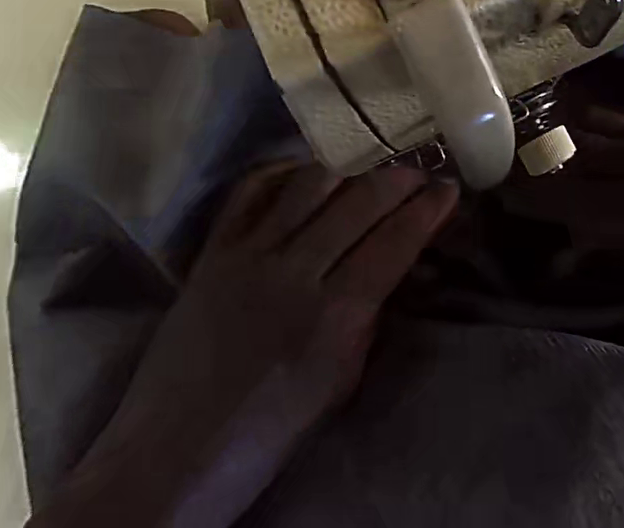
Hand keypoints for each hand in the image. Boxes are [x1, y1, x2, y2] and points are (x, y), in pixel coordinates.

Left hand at [32, 163, 458, 527]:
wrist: (173, 455)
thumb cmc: (273, 427)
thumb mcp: (344, 375)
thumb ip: (371, 309)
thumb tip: (398, 257)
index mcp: (334, 315)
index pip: (397, 240)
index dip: (430, 208)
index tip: (449, 189)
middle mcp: (294, 273)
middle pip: (361, 200)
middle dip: (401, 177)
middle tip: (419, 173)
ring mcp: (248, 256)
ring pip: (312, 183)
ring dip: (352, 168)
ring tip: (370, 169)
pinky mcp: (212, 253)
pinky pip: (252, 191)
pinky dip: (287, 172)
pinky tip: (309, 174)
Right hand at [498, 102, 623, 300]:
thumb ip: (609, 257)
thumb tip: (559, 254)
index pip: (558, 194)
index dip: (517, 193)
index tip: (490, 192)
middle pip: (565, 152)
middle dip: (526, 160)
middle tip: (500, 164)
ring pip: (587, 123)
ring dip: (555, 134)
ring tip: (529, 143)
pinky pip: (617, 114)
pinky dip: (588, 121)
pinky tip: (575, 127)